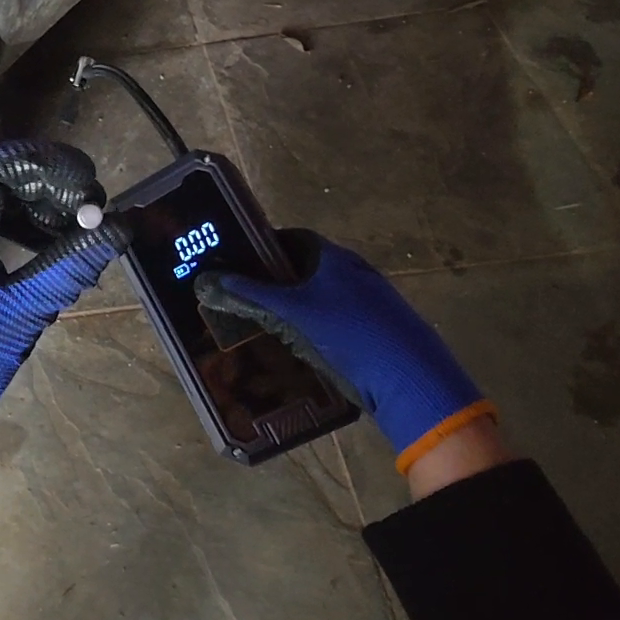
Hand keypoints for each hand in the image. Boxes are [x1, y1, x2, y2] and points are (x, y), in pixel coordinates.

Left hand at [0, 140, 126, 500]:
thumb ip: (71, 265)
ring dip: (35, 205)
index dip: (48, 166)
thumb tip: (121, 227)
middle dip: (47, 186)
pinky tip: (45, 247)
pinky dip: (15, 224)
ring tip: (74, 232)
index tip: (88, 189)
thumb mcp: (22, 315)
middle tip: (89, 212)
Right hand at [195, 231, 494, 473]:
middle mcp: (356, 271)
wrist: (411, 380)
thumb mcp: (292, 312)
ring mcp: (373, 301)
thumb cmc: (348, 333)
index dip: (266, 248)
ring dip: (299, 306)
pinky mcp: (382, 329)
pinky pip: (341, 319)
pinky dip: (319, 326)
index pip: (295, 239)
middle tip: (249, 297)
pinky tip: (305, 346)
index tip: (242, 263)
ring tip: (270, 324)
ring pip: (325, 295)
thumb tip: (208, 280)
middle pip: (309, 268)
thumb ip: (250, 295)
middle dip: (279, 281)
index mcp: (336, 258)